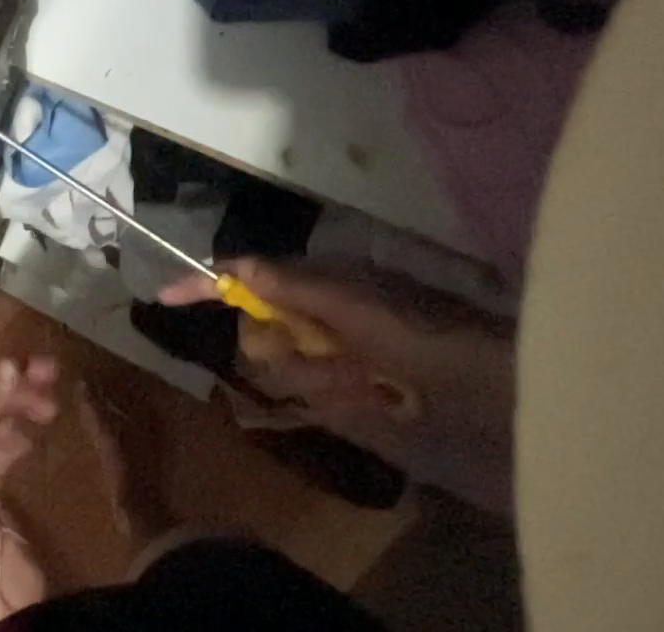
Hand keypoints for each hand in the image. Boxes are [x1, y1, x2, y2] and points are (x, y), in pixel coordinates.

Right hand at [162, 257, 516, 513]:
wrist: (498, 389)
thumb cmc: (419, 335)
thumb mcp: (351, 305)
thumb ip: (287, 285)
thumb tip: (228, 264)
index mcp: (316, 284)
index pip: (245, 278)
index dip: (206, 284)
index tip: (165, 296)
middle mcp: (320, 312)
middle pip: (266, 332)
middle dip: (291, 355)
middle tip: (335, 368)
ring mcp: (337, 349)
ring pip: (290, 368)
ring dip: (323, 380)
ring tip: (370, 387)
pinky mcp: (353, 384)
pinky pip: (317, 393)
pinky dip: (338, 398)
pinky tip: (376, 399)